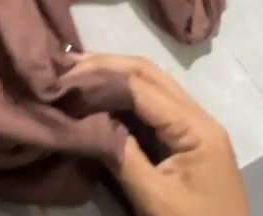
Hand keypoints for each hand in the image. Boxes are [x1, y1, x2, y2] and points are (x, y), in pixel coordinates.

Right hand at [68, 54, 251, 215]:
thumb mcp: (155, 198)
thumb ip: (121, 152)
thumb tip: (84, 117)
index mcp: (196, 128)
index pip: (141, 85)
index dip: (101, 76)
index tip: (64, 77)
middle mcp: (198, 116)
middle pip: (147, 73)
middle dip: (105, 65)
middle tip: (65, 67)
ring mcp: (193, 126)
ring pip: (149, 82)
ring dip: (112, 75)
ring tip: (75, 74)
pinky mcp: (185, 138)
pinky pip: (151, 103)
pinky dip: (122, 94)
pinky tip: (98, 95)